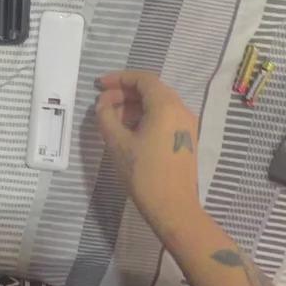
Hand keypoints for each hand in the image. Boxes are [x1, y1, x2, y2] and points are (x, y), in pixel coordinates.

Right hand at [95, 70, 201, 234]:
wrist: (173, 207)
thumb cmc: (144, 173)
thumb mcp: (118, 143)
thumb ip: (107, 117)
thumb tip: (103, 105)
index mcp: (166, 106)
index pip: (143, 79)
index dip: (119, 78)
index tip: (99, 86)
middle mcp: (181, 110)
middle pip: (151, 90)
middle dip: (124, 93)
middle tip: (102, 104)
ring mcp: (186, 125)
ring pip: (158, 104)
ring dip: (133, 106)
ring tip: (111, 119)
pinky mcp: (185, 139)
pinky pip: (164, 117)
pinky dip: (145, 117)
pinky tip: (127, 131)